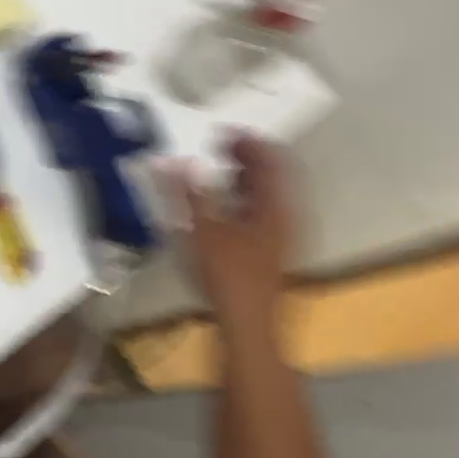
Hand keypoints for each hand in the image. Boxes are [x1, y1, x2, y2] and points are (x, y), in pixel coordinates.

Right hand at [166, 135, 296, 332]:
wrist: (249, 324)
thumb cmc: (228, 274)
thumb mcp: (202, 229)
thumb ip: (186, 193)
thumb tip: (172, 161)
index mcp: (277, 206)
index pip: (271, 160)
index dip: (249, 142)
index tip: (223, 132)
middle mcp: (286, 217)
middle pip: (272, 177)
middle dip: (245, 159)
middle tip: (218, 148)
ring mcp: (282, 237)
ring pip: (266, 197)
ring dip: (242, 180)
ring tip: (216, 172)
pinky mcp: (270, 252)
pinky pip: (260, 214)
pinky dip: (241, 201)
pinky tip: (220, 209)